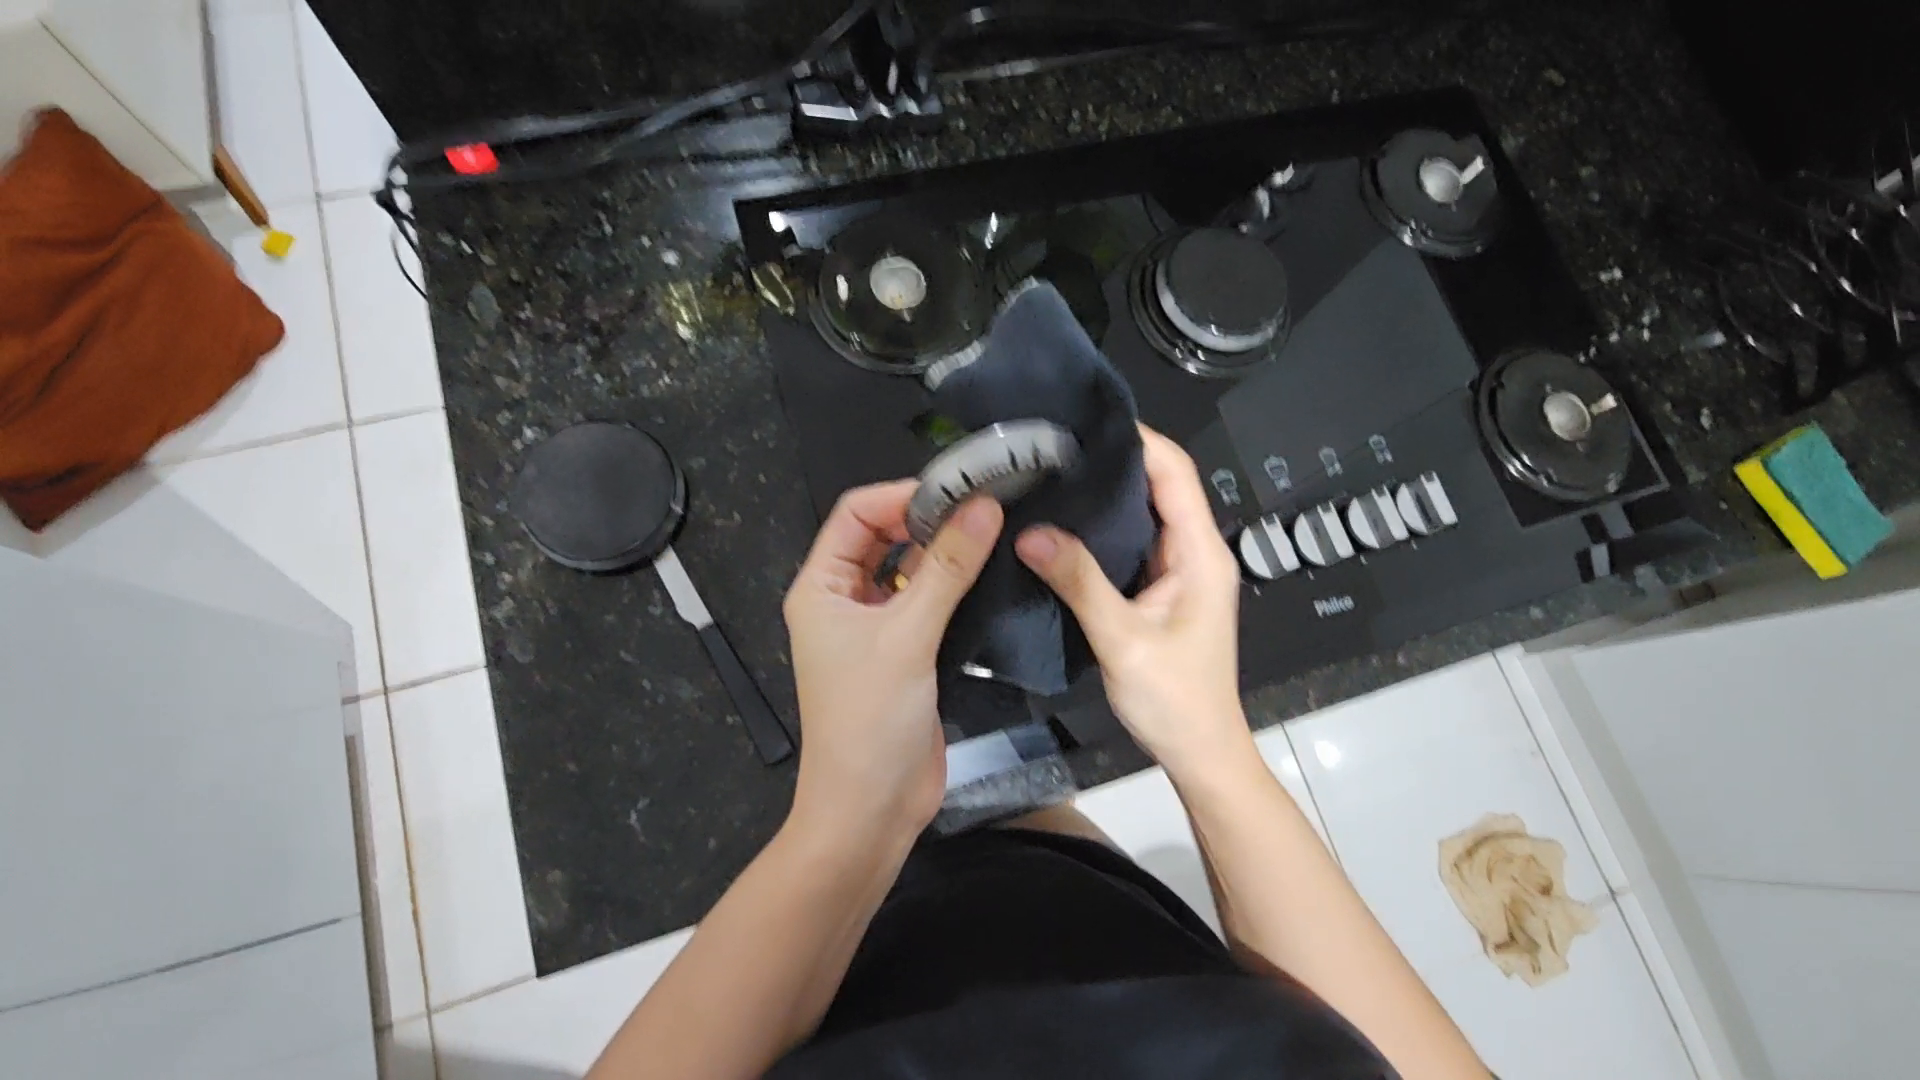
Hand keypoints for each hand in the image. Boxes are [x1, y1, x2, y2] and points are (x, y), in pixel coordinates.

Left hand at [783, 483, 1003, 835]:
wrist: (871, 810)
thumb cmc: (870, 720)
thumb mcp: (907, 636)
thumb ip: (947, 568)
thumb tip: (984, 507)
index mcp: (821, 587)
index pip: (856, 514)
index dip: (902, 497)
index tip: (958, 494)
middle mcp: (844, 601)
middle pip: (884, 538)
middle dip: (928, 521)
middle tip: (984, 512)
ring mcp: (875, 628)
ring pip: (910, 570)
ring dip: (944, 554)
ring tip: (993, 537)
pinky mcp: (906, 653)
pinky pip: (929, 603)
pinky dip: (954, 588)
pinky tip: (989, 579)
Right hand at [1015, 426, 1252, 778]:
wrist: (1200, 751)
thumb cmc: (1173, 698)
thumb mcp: (1122, 639)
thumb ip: (1078, 582)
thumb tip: (1029, 532)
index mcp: (1200, 553)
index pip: (1175, 474)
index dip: (1139, 439)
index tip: (1088, 420)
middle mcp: (1196, 552)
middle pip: (1161, 485)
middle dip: (1115, 459)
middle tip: (1057, 444)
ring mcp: (1180, 571)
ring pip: (1145, 514)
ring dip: (1107, 493)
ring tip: (1054, 473)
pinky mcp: (1163, 589)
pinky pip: (1134, 543)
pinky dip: (1103, 528)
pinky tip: (1066, 524)